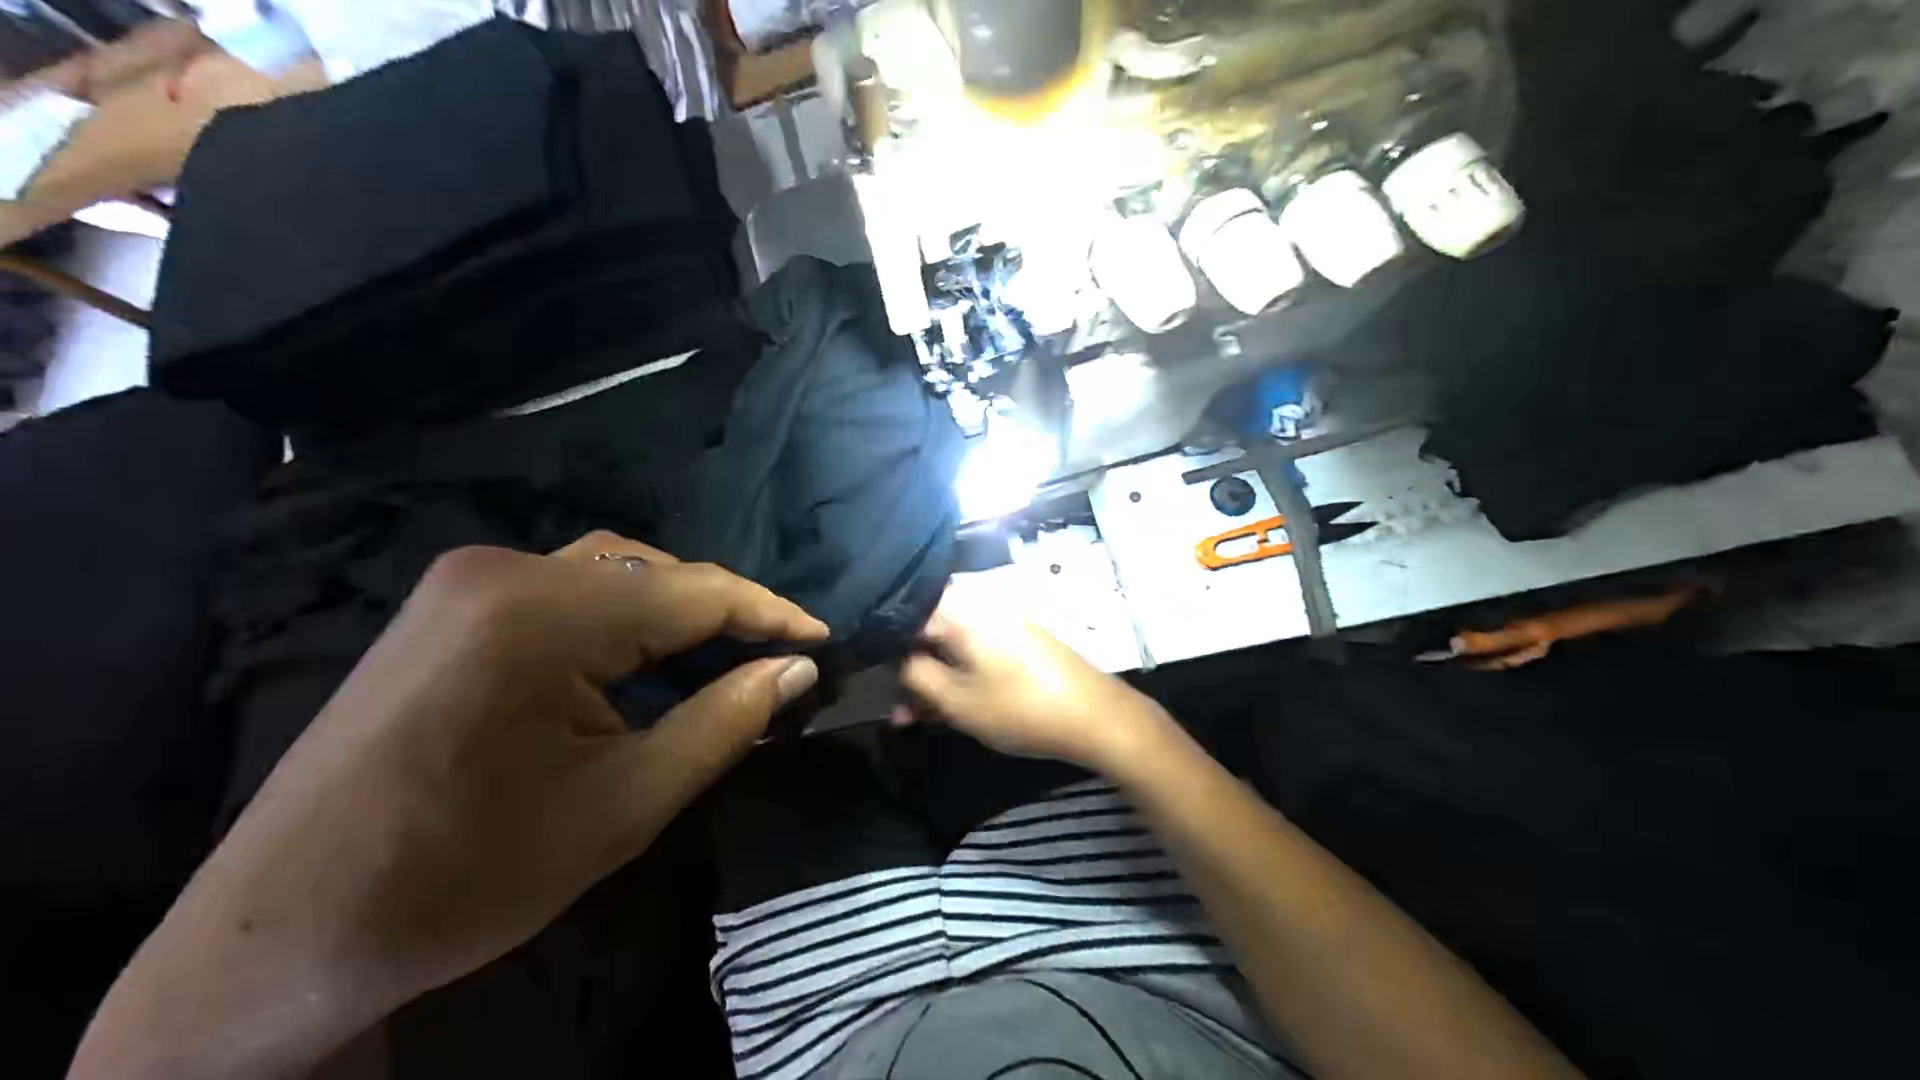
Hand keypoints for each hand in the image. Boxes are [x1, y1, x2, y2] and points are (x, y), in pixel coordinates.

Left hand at [69, 533, 826, 1079]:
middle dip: (724, 616)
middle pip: (654, 572)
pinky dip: (619, 621)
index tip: (823, 642)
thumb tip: (799, 669)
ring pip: (611, 573)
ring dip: (672, 616)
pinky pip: (565, 590)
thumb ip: (726, 721)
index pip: (696, 590)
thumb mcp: (625, 804)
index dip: (772, 614)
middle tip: (776, 662)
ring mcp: (464, 582)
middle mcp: (503, 571)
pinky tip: (638, 666)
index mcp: (542, 615)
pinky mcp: (446, 606)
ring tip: (719, 664)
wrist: (279, 934)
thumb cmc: (466, 876)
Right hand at [896, 594, 1175, 775]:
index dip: (879, 643)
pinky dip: (957, 673)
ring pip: (948, 642)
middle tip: (896, 710)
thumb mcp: (955, 700)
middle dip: (906, 670)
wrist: (1096, 716)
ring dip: (930, 678)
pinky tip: (947, 707)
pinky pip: (972, 647)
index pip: (900, 612)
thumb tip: (894, 658)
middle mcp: (978, 599)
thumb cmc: (1019, 706)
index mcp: (959, 605)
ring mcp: (1000, 615)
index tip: (864, 672)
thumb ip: (913, 674)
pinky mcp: (1015, 633)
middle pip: (924, 627)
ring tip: (915, 720)